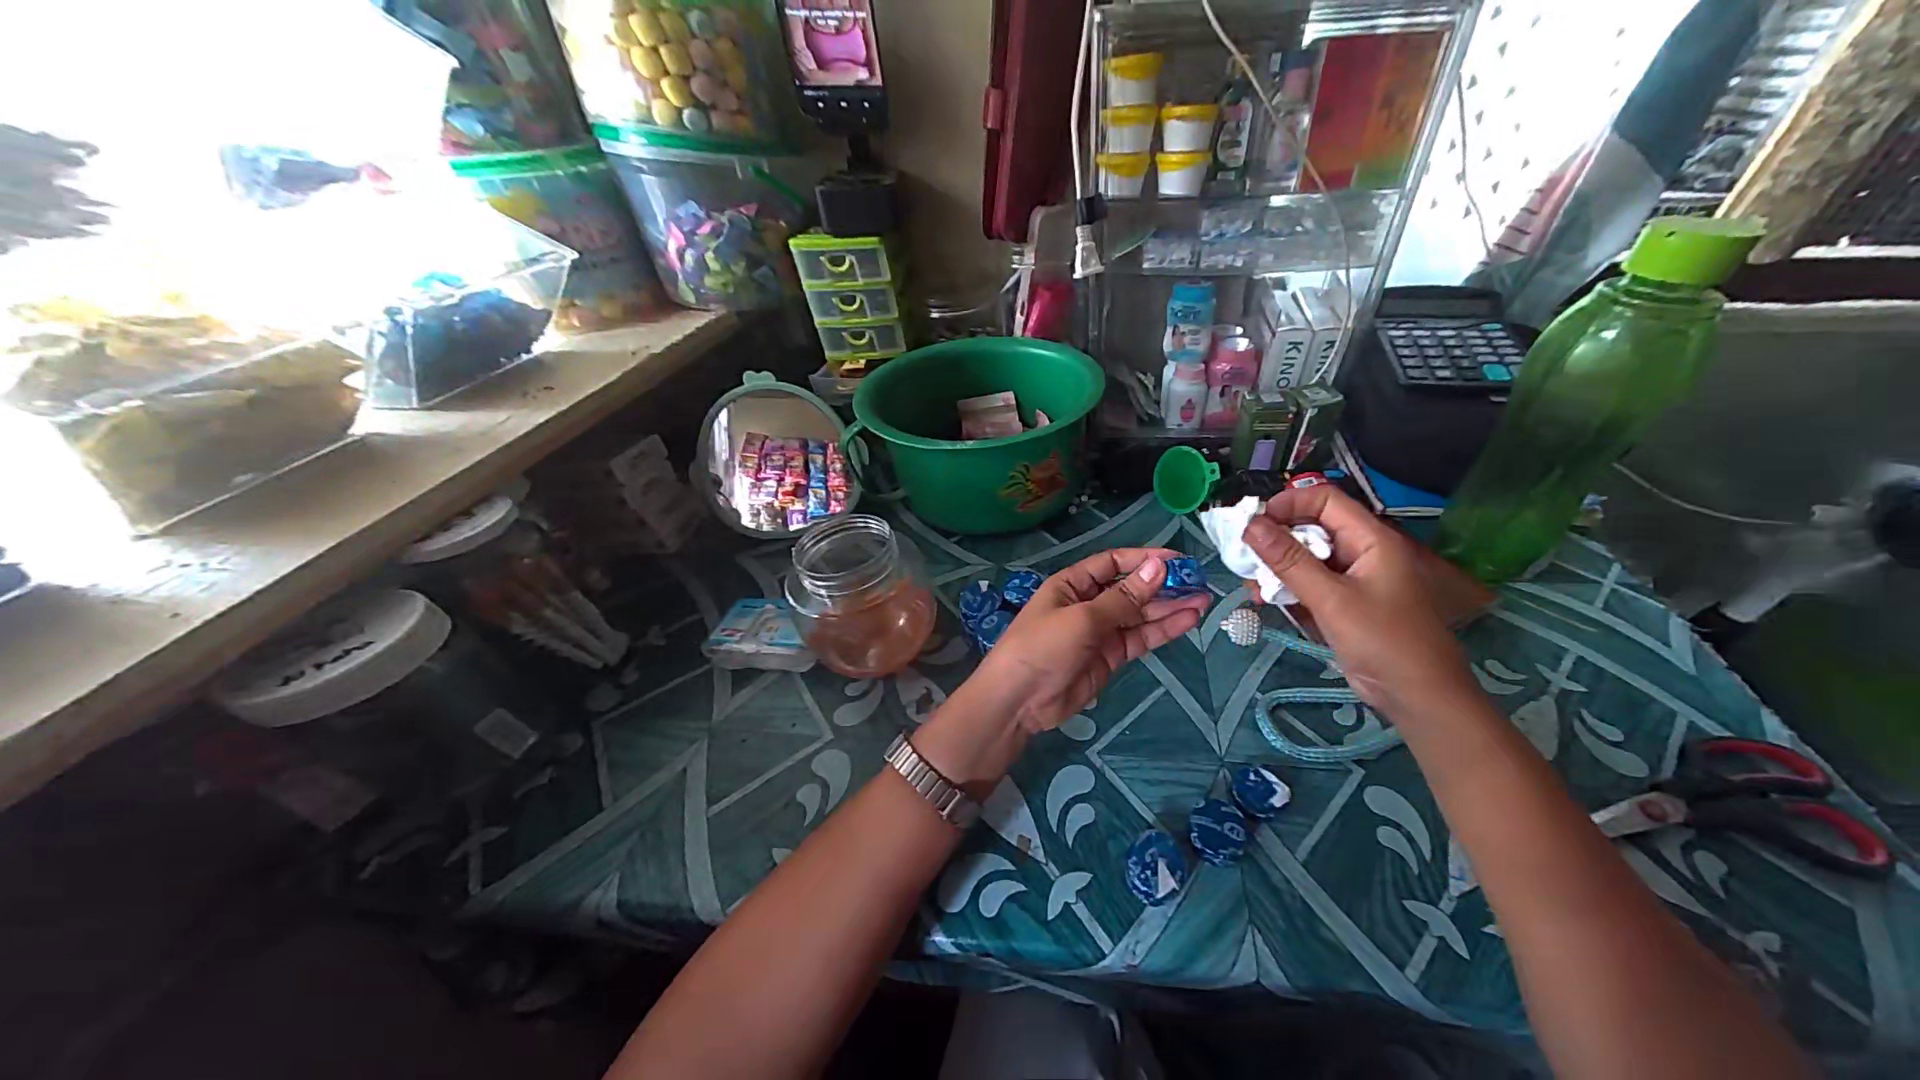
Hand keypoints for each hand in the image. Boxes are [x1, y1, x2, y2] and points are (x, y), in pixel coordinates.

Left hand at [966, 548, 1210, 733]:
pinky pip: (1140, 638)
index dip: (1144, 560)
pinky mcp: (1110, 656)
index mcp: (1072, 585)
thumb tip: (1158, 568)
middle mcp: (1088, 604)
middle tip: (1200, 582)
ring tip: (1203, 600)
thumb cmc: (1042, 648)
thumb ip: (1123, 598)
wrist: (1020, 701)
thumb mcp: (1082, 618)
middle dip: (1163, 585)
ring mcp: (1100, 631)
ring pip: (1140, 614)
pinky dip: (1163, 630)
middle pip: (1131, 589)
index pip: (1113, 563)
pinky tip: (1188, 621)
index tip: (1178, 560)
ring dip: (1169, 607)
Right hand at [1242, 487, 1477, 719]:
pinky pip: (1308, 583)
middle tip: (1244, 557)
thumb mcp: (1330, 599)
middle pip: (1311, 527)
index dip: (1287, 504)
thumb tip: (1250, 524)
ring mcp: (1352, 578)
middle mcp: (1361, 552)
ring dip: (1276, 567)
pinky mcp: (1343, 602)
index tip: (1253, 523)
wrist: (1418, 697)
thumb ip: (1289, 561)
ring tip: (1252, 585)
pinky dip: (1286, 588)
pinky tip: (1265, 600)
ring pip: (1305, 557)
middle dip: (1275, 538)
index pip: (1324, 499)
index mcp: (1371, 539)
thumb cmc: (1383, 641)